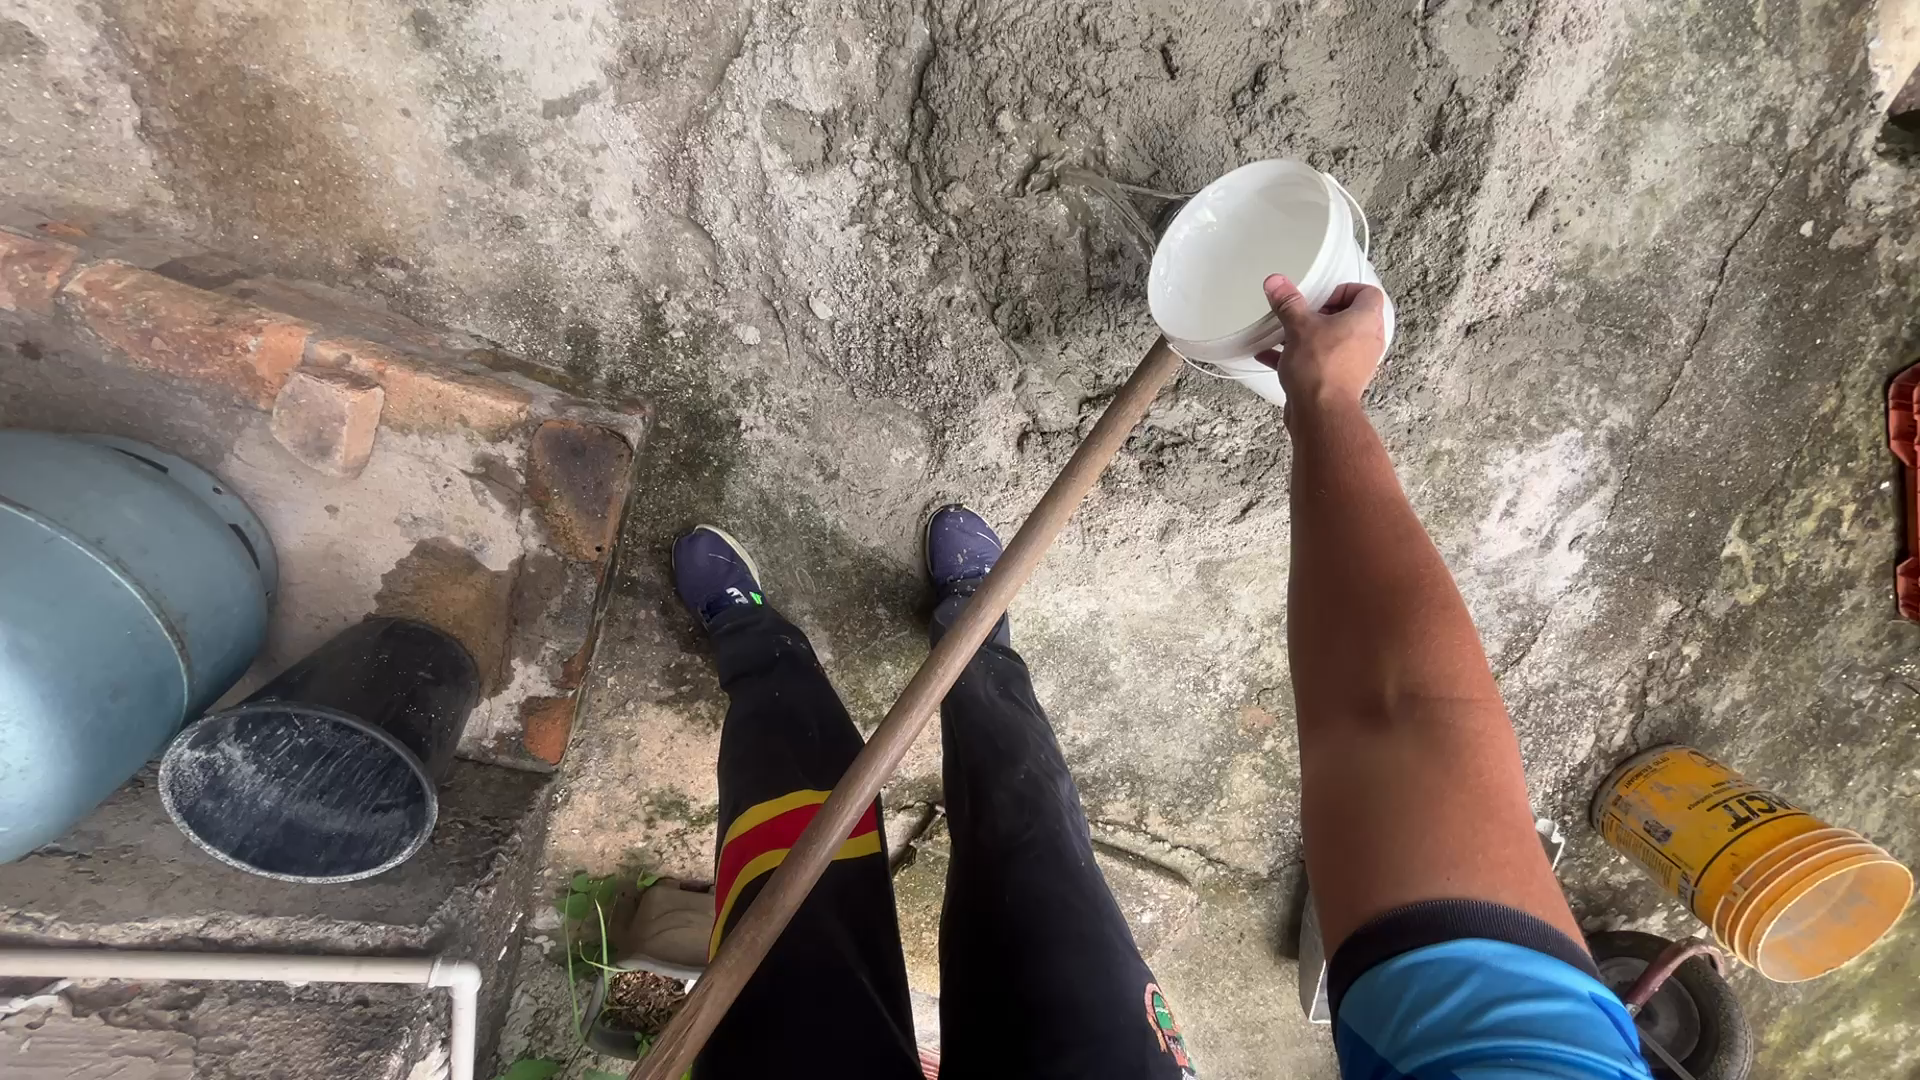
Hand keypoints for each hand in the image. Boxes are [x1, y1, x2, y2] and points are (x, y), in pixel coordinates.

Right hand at [1256, 274, 1386, 408]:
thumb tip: (1277, 282)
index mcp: (1365, 320)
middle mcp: (1367, 340)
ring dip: (1311, 337)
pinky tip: (1274, 357)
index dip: (1343, 291)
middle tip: (1304, 316)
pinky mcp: (1341, 380)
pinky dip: (1302, 357)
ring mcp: (1356, 362)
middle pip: (1349, 317)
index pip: (1366, 293)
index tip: (1320, 297)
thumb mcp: (1298, 327)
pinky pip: (1322, 362)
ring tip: (1287, 337)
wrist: (1321, 412)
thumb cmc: (1320, 369)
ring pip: (1334, 341)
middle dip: (1322, 315)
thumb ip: (1288, 303)